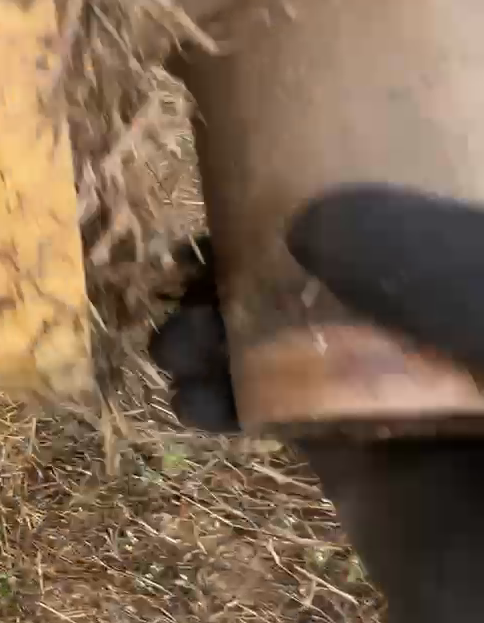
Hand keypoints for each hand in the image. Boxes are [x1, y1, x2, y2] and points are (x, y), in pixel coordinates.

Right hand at [152, 187, 483, 622]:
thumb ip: (451, 280)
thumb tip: (311, 218)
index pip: (418, 196)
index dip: (332, 177)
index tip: (252, 179)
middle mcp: (448, 324)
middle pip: (329, 261)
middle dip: (245, 266)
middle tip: (187, 275)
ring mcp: (400, 384)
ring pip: (278, 327)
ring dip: (209, 330)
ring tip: (171, 350)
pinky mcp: (344, 445)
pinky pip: (258, 399)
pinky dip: (211, 397)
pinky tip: (192, 407)